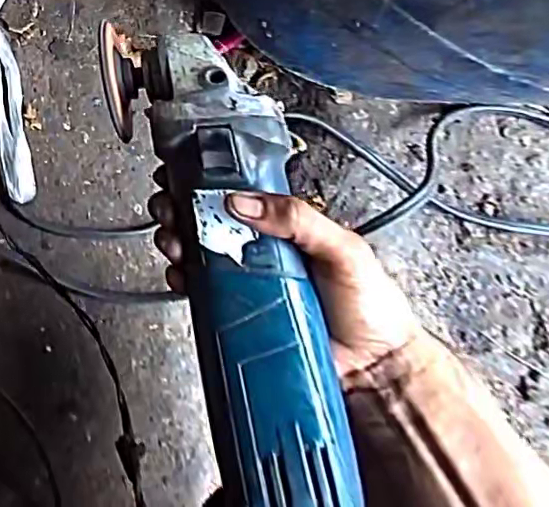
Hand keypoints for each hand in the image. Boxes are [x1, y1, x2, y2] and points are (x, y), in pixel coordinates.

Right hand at [148, 181, 421, 378]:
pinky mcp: (232, 306)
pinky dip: (179, 277)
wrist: (377, 373)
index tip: (178, 176)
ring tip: (176, 245)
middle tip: (171, 212)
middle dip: (173, 208)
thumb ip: (299, 219)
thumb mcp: (344, 250)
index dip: (196, 179)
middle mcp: (252, 244)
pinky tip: (182, 276)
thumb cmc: (372, 309)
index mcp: (276, 222)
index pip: (228, 189)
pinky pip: (195, 287)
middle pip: (197, 215)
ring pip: (189, 246)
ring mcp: (240, 275)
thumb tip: (241, 201)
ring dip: (171, 239)